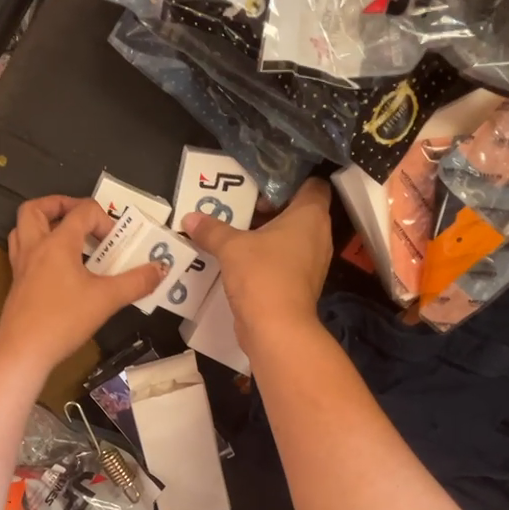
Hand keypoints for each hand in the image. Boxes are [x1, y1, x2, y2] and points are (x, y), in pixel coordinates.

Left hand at [0, 196, 164, 369]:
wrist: (22, 353)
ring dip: (42, 225)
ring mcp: (20, 267)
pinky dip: (37, 250)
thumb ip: (136, 282)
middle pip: (35, 209)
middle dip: (58, 205)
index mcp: (57, 242)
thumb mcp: (106, 300)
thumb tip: (161, 269)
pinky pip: (22, 255)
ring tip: (64, 237)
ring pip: (21, 230)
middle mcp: (34, 248)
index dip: (104, 219)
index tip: (117, 242)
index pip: (82, 212)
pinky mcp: (16, 287)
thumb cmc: (63, 321)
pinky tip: (55, 269)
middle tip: (79, 217)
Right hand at [183, 178, 332, 356]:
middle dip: (272, 210)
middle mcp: (319, 235)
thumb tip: (189, 218)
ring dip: (269, 236)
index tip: (263, 188)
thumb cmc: (261, 275)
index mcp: (310, 215)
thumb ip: (211, 230)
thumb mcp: (231, 248)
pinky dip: (269, 259)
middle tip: (242, 211)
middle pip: (299, 211)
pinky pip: (286, 261)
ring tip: (239, 236)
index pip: (312, 185)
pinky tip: (244, 263)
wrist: (276, 328)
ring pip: (292, 238)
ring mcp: (313, 263)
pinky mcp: (301, 285)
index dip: (291, 181)